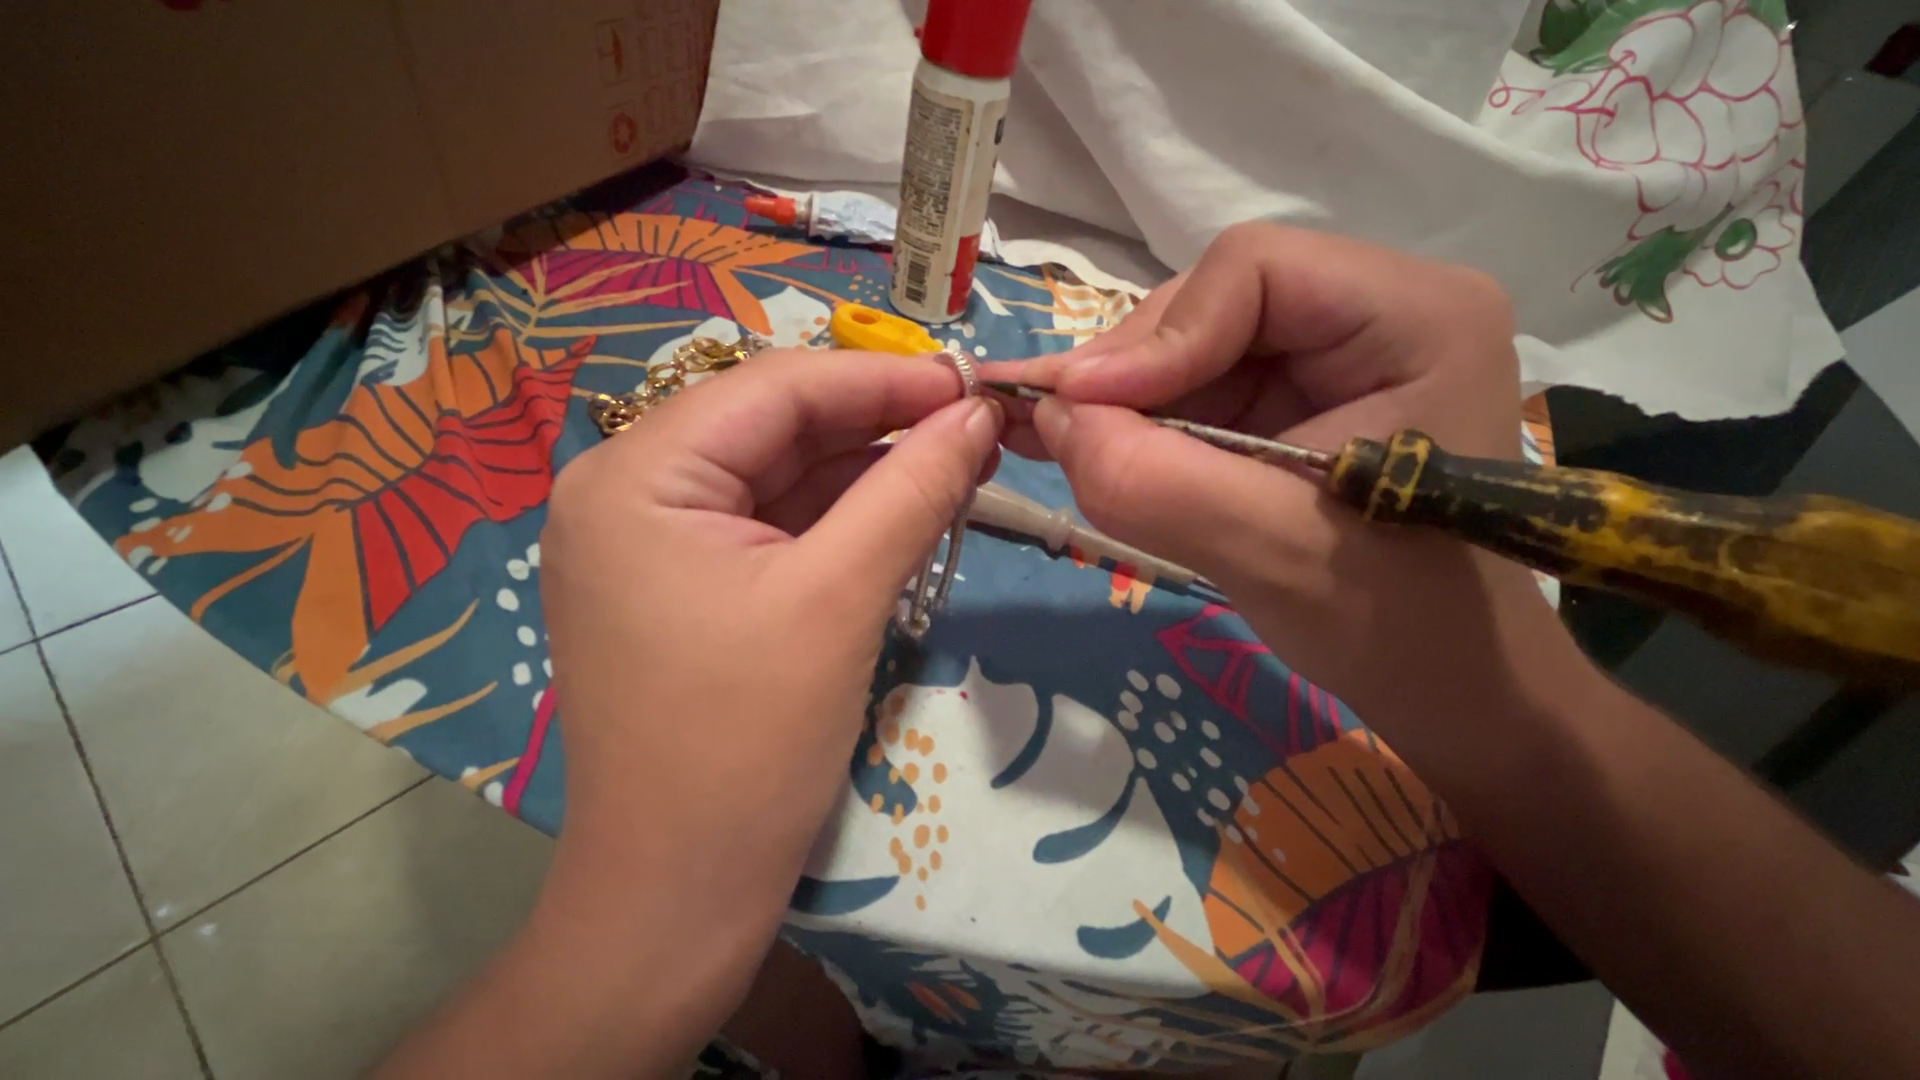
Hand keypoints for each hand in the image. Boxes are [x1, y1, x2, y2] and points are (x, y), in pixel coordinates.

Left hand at [535, 350, 998, 1041]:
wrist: (680, 894)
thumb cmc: (746, 746)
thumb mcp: (839, 600)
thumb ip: (912, 490)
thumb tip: (979, 412)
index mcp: (636, 476)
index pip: (773, 388)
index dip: (881, 378)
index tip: (972, 383)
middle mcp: (629, 491)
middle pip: (774, 426)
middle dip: (879, 422)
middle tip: (977, 425)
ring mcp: (653, 542)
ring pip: (779, 475)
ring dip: (867, 469)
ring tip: (960, 462)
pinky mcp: (683, 586)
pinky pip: (771, 526)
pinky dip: (839, 516)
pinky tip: (907, 509)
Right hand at [991, 223, 1573, 731]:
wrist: (1443, 685)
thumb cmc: (1395, 625)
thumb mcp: (1270, 553)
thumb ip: (1154, 482)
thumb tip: (1048, 417)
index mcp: (1414, 318)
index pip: (1253, 272)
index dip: (1155, 338)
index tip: (1078, 410)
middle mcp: (1372, 314)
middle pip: (1212, 305)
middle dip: (1127, 374)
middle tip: (1043, 428)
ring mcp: (1327, 359)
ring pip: (1190, 348)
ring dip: (1118, 401)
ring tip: (1048, 438)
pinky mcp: (1290, 404)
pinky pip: (1195, 393)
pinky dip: (1135, 424)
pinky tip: (1079, 444)